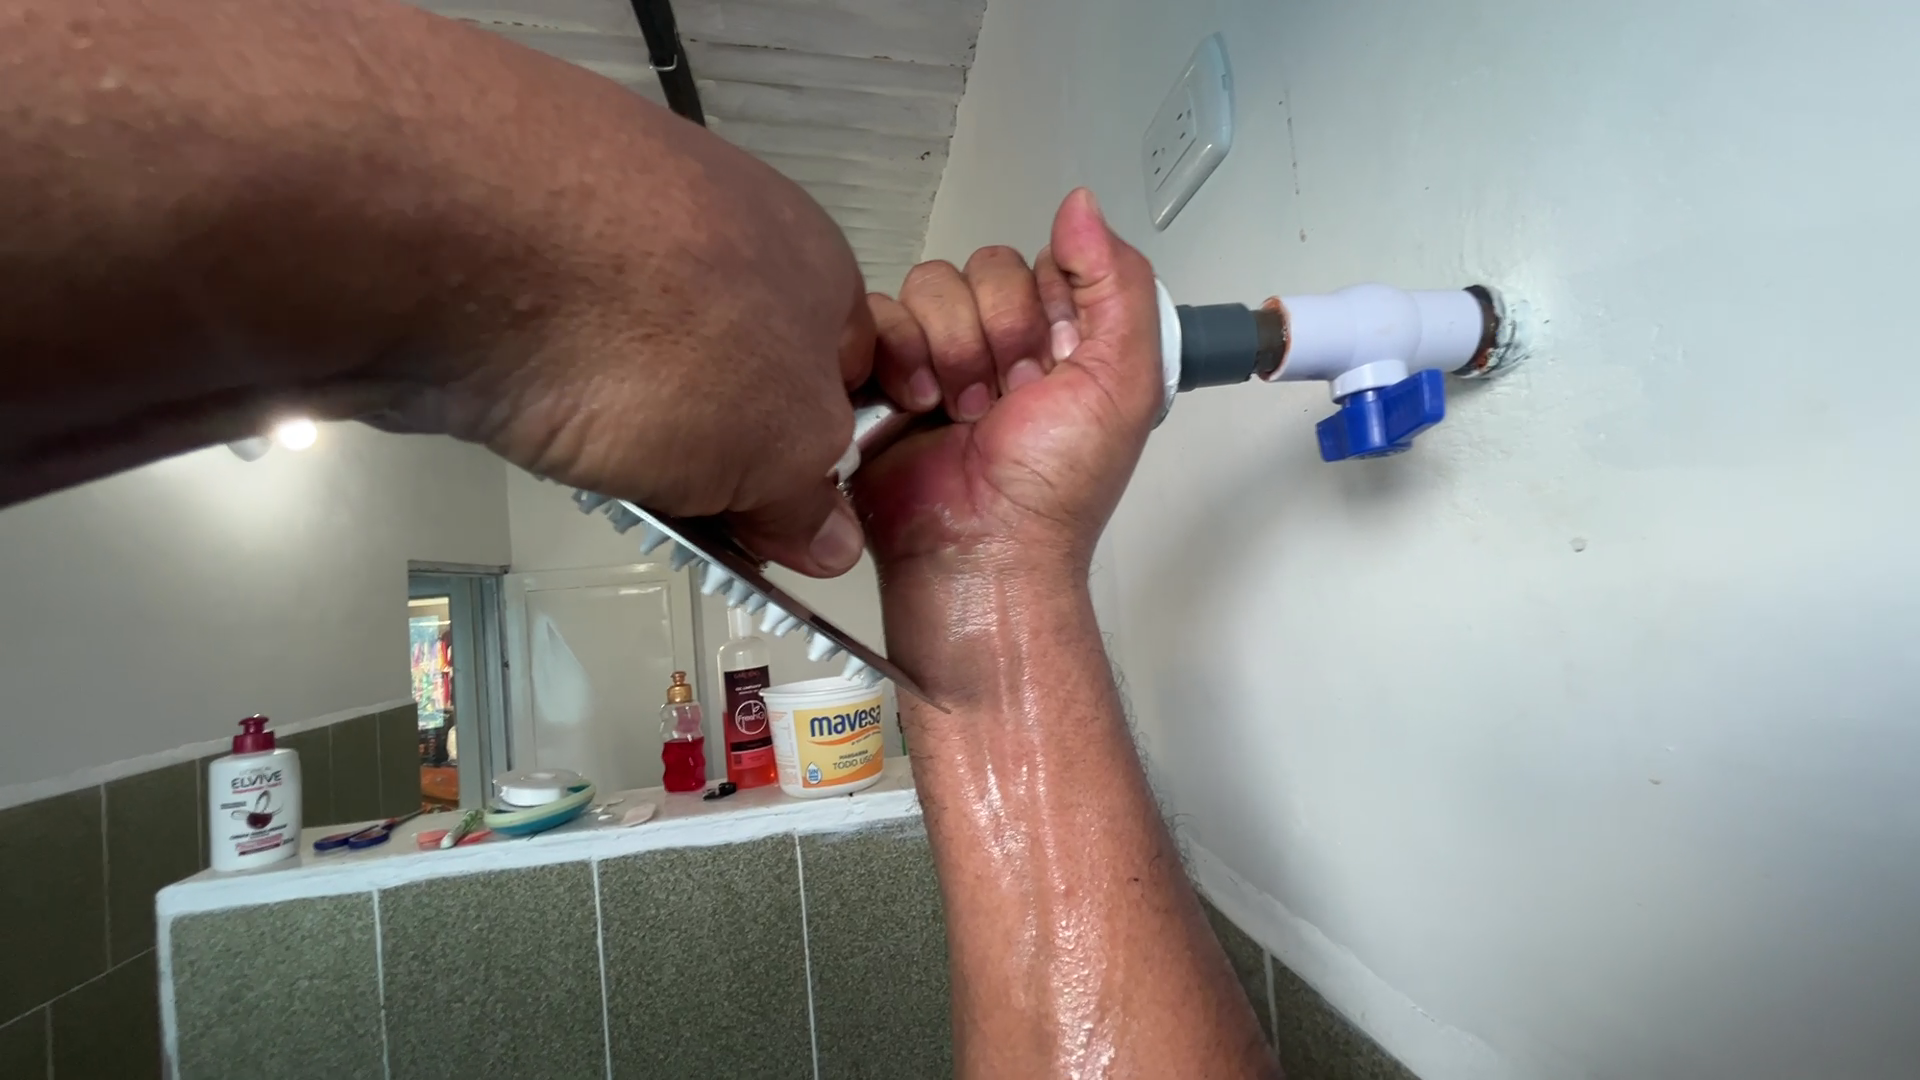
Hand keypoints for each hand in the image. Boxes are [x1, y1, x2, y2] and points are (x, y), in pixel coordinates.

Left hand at [356, 79, 875, 577]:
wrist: (449, 231)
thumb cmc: (670, 343)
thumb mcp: (782, 451)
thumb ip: (814, 502)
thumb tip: (832, 543)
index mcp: (822, 265)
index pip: (860, 377)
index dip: (840, 455)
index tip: (805, 523)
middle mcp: (736, 233)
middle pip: (760, 376)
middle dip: (748, 456)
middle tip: (720, 521)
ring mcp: (630, 228)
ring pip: (675, 366)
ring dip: (668, 436)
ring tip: (637, 483)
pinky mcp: (535, 240)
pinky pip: (593, 343)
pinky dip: (591, 396)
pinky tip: (567, 427)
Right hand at [852, 188, 1161, 578]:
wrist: (980, 548)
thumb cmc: (1054, 487)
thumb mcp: (1122, 382)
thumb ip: (1118, 286)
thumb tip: (1081, 205)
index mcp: (1060, 341)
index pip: (1044, 261)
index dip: (1043, 304)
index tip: (1050, 363)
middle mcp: (1001, 343)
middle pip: (984, 267)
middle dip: (997, 333)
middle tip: (1005, 398)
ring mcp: (941, 357)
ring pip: (931, 286)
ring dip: (949, 348)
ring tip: (960, 411)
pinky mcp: (886, 375)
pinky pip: (878, 315)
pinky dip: (897, 354)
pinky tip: (916, 404)